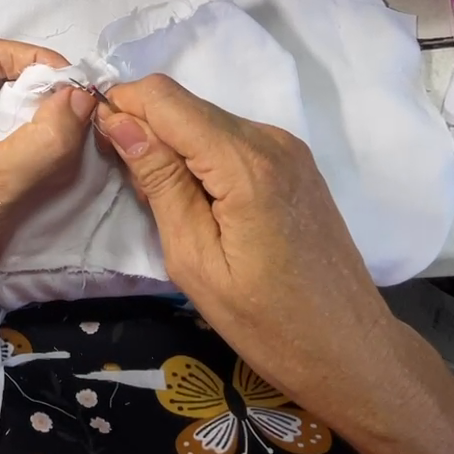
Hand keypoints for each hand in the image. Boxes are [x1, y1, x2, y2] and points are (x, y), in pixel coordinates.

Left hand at [0, 39, 95, 313]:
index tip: (79, 86)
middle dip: (39, 87)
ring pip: (1, 95)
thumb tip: (83, 96)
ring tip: (71, 124)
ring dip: (36, 108)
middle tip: (81, 106)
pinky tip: (50, 141)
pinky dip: (27, 127)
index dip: (37, 62)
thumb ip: (45, 138)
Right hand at [99, 75, 453, 453]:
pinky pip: (226, 134)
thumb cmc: (267, 322)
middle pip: (181, 102)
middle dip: (143, 126)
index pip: (163, 97)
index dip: (121, 104)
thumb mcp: (194, 259)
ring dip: (169, 142)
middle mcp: (269, 138)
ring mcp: (285, 146)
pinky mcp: (291, 160)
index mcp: (244, 162)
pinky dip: (197, 152)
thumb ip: (157, 180)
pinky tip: (199, 200)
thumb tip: (117, 119)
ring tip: (166, 201)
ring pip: (202, 116)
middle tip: (133, 186)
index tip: (97, 139)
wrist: (355, 356)